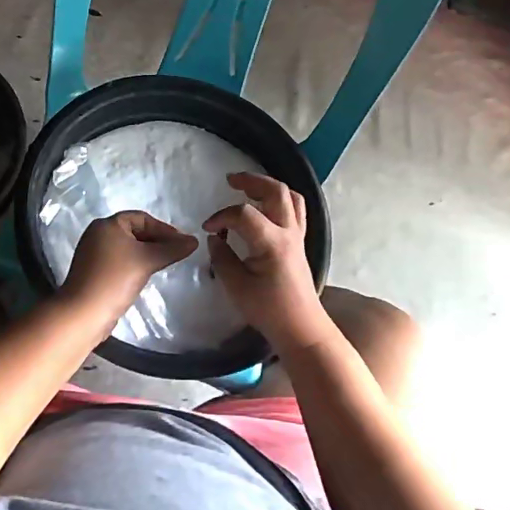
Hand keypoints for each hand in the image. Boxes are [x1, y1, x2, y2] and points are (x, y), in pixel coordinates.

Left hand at [61, 210, 197, 320]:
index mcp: (107, 224)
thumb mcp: (147, 260)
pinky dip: (136, 263)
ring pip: (128, 247)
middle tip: (178, 253)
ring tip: (166, 263)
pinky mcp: (94, 271)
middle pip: (135, 231)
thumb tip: (194, 241)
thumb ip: (172, 248)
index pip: (142, 218)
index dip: (164, 228)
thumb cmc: (115, 279)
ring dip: (148, 252)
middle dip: (158, 240)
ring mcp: (94, 253)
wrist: (83, 313)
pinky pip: (121, 260)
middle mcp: (98, 234)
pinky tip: (147, 274)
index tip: (182, 243)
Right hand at [204, 172, 326, 344]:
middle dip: (251, 181)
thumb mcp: (236, 286)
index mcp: (272, 242)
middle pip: (276, 191)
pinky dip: (279, 200)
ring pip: (290, 197)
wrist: (301, 329)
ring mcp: (298, 236)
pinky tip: (265, 206)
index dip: (221, 216)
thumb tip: (215, 238)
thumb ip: (222, 257)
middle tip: (231, 180)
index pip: (243, 214)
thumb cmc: (268, 309)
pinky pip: (295, 210)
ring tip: (249, 187)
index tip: (208, 229)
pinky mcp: (300, 244)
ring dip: (268, 187)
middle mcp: (289, 232)